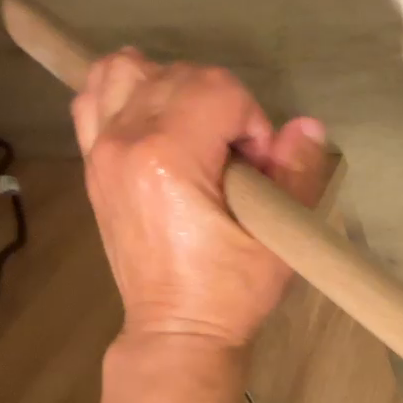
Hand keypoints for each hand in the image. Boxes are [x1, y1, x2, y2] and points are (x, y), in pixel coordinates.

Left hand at [73, 50, 331, 347]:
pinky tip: (158, 124)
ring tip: (200, 135)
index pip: (219, 91)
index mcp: (170, 159)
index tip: (262, 171)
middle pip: (180, 75)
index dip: (254, 124)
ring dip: (174, 90)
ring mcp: (101, 148)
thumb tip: (309, 126)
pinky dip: (129, 94)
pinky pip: (96, 95)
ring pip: (130, 71)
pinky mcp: (94, 162)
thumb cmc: (231, 294)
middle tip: (241, 164)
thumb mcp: (276, 241)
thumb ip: (295, 177)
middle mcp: (126, 141)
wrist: (178, 331)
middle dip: (223, 109)